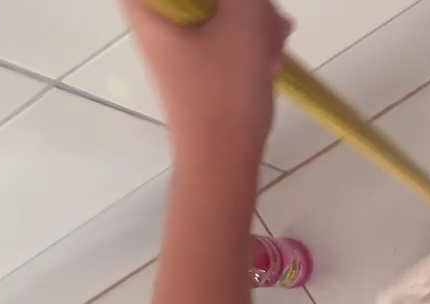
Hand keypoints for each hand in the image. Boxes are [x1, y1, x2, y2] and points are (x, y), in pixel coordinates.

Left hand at [118, 0, 291, 168]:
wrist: (221, 162)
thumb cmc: (225, 95)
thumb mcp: (243, 24)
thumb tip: (248, 0)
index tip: (254, 8)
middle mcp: (152, 13)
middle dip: (247, 4)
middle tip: (274, 23)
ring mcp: (173, 39)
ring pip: (220, 10)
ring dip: (254, 21)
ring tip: (277, 48)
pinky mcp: (192, 62)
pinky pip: (222, 34)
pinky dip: (247, 40)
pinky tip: (270, 58)